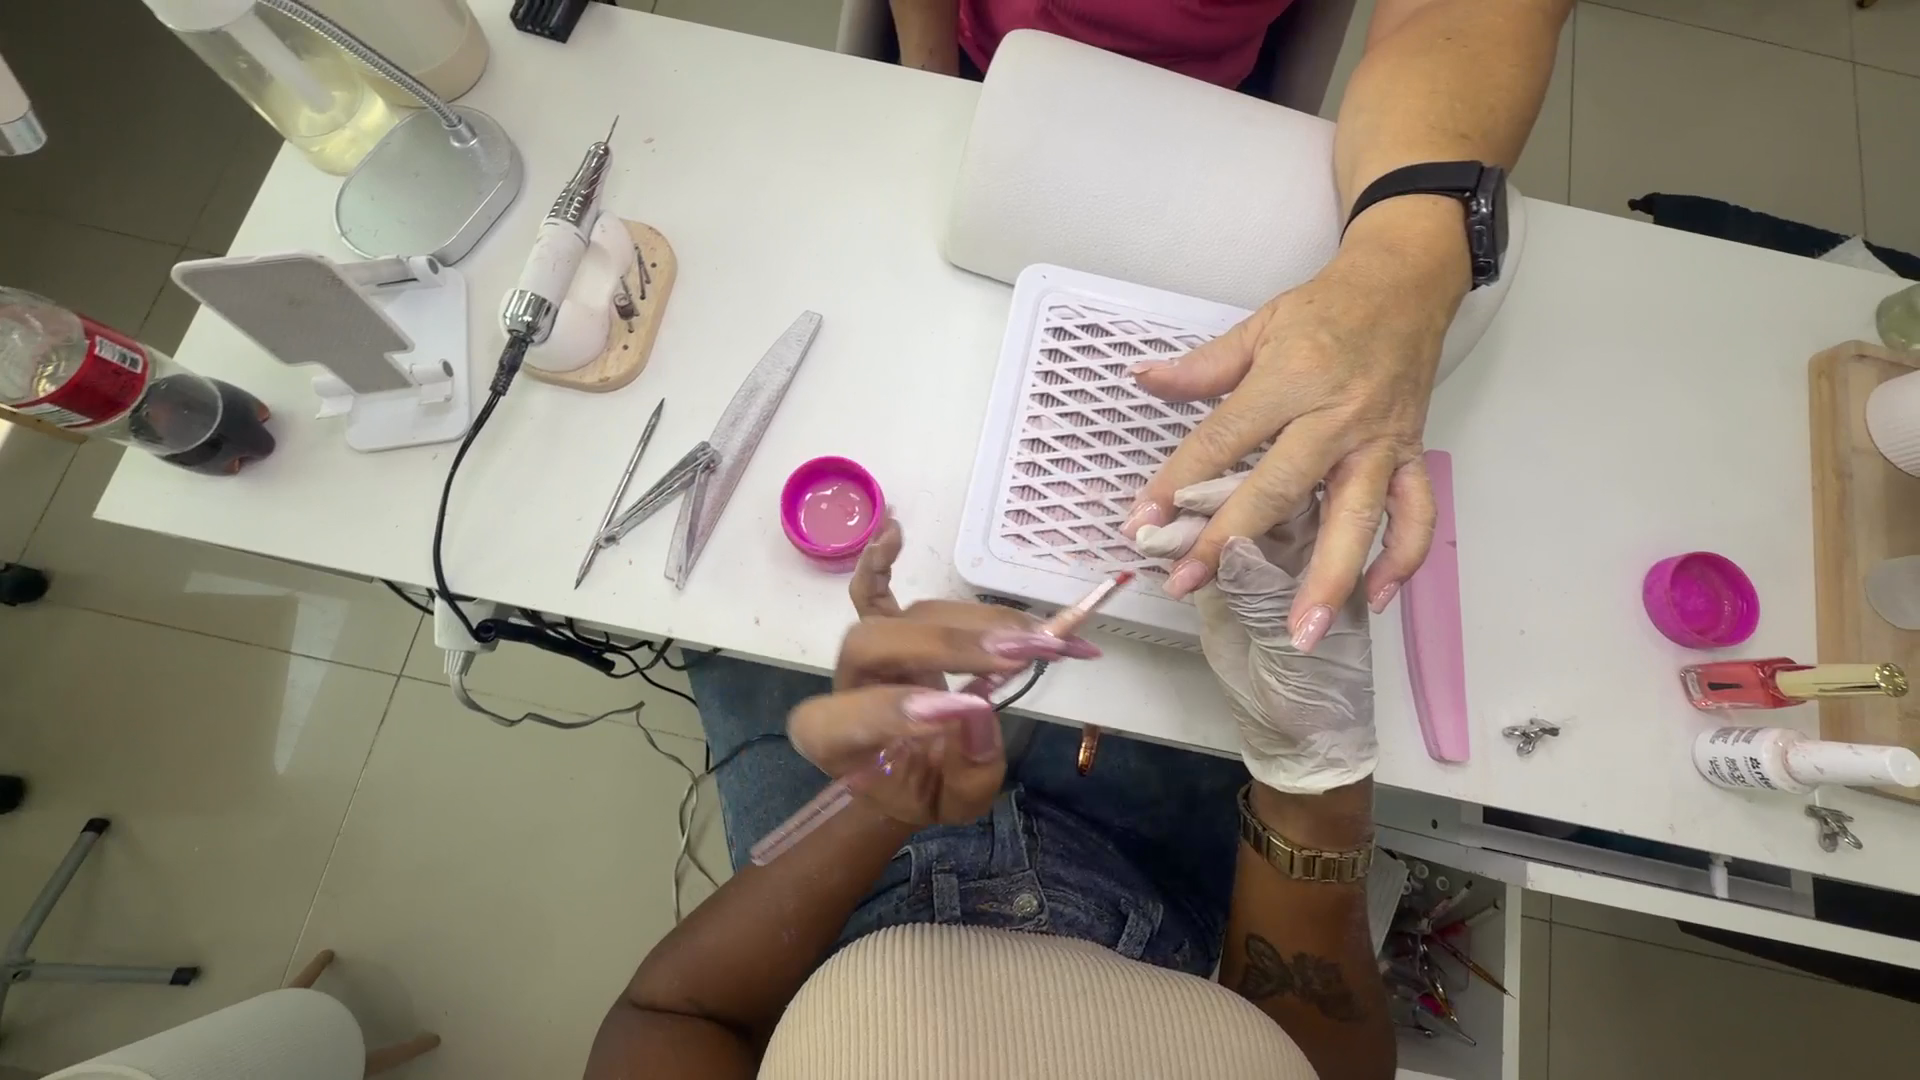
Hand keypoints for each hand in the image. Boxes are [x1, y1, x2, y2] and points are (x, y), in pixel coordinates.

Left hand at [788, 519, 1100, 824]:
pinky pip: (872, 590)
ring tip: (1041, 637)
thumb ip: (968, 768)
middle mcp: (838, 683)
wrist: (903, 775)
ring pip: (912, 616)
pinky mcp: (879, 627)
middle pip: (880, 642)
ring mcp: (859, 652)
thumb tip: (981, 710)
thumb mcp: (954, 803)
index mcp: (835, 739)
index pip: (861, 712)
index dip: (909, 705)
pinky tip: (894, 531)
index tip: (974, 704)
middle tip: (1023, 653)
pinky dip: (881, 561)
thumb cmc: (925, 789)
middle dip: (953, 645)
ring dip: (978, 623)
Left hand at [1124, 229, 1464, 649]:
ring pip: (1356, 518)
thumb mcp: (1257, 328)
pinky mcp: (1412, 457)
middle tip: (1188, 585)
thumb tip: (1141, 380)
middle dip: (1230, 542)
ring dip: (1328, 580)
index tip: (1140, 523)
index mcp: (1290, 380)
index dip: (1175, 483)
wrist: (1406, 286)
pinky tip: (1376, 599)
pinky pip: (1415, 515)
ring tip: (1301, 633)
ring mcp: (1380, 444)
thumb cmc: (1324, 310)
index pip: (1221, 440)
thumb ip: (1201, 367)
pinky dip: (1402, 560)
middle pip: (1278, 489)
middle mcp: (1336, 418)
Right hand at [1141, 478, 1375, 794]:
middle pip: (1247, 506)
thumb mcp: (1296, 648)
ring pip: (1217, 530)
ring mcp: (1251, 571)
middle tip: (1166, 507)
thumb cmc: (1317, 694)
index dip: (1246, 493)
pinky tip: (1154, 546)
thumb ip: (1264, 595)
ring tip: (1148, 530)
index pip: (1289, 504)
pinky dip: (1176, 551)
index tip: (1203, 494)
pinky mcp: (1222, 591)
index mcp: (1324, 557)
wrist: (1297, 739)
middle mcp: (1288, 553)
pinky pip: (1198, 561)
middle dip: (1206, 503)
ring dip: (1185, 527)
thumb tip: (1232, 542)